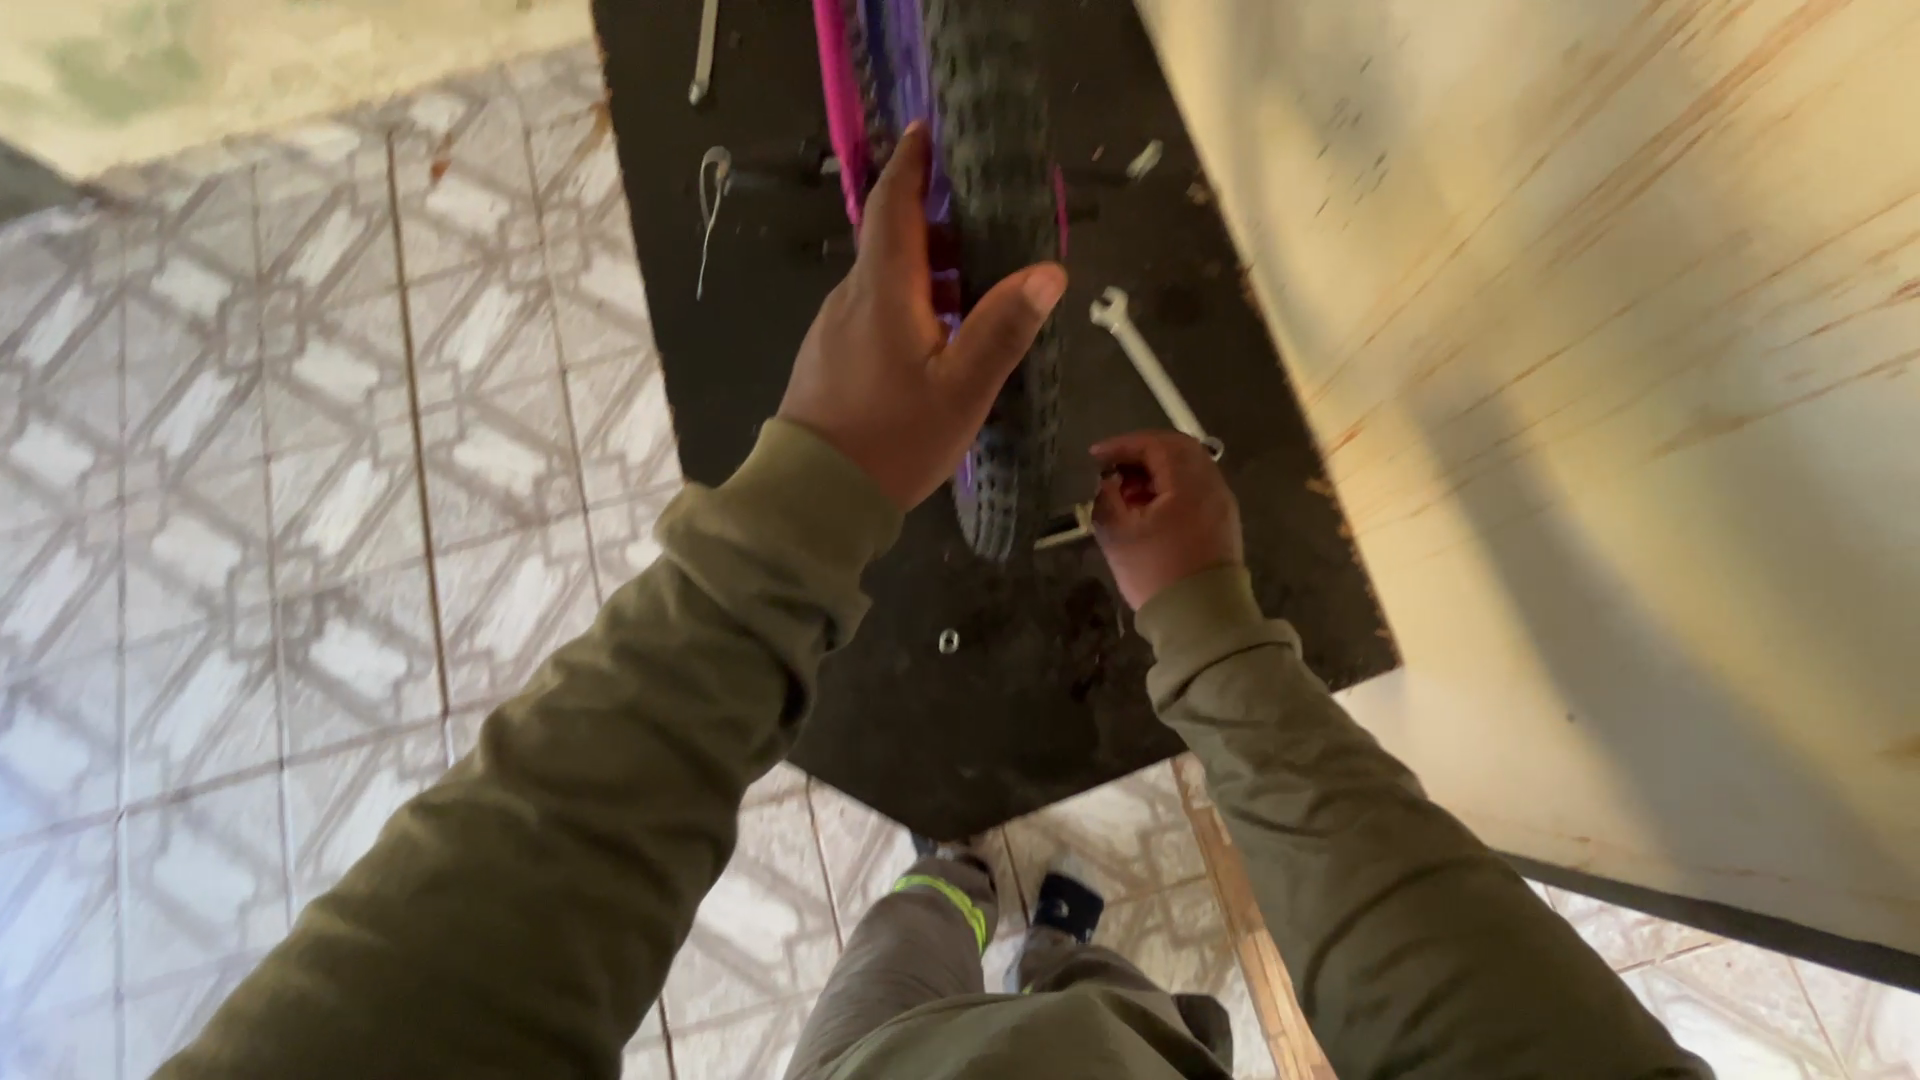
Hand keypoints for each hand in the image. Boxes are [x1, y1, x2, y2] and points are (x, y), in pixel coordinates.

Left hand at [778, 123, 1068, 509]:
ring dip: (922, 277)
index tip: (928, 133)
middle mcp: (850, 298)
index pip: (892, 205)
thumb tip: (1048, 271)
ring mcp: (832, 331)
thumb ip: (1003, 328)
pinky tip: (930, 346)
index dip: (912, 166)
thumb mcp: (963, 389)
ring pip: (880, 284)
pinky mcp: (826, 362)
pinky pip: (869, 316)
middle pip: (890, 243)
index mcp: (882, 291)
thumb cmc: (895, 439)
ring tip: (968, 299)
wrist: (817, 496)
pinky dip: (903, 309)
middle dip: (933, 230)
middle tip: (982, 238)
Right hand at [1090, 431, 1243, 609]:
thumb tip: (1108, 483)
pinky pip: (1195, 489)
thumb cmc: (1156, 573)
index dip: (1122, 445)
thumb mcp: (1117, 535)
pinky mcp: (1222, 522)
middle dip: (1141, 453)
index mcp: (1188, 483)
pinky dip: (1170, 488)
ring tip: (1127, 492)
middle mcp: (1211, 485)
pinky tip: (1149, 509)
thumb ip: (1107, 499)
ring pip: (1189, 468)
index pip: (1155, 444)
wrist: (1201, 618)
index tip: (1095, 457)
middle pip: (1177, 449)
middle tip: (1112, 468)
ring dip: (1156, 471)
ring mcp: (1221, 504)